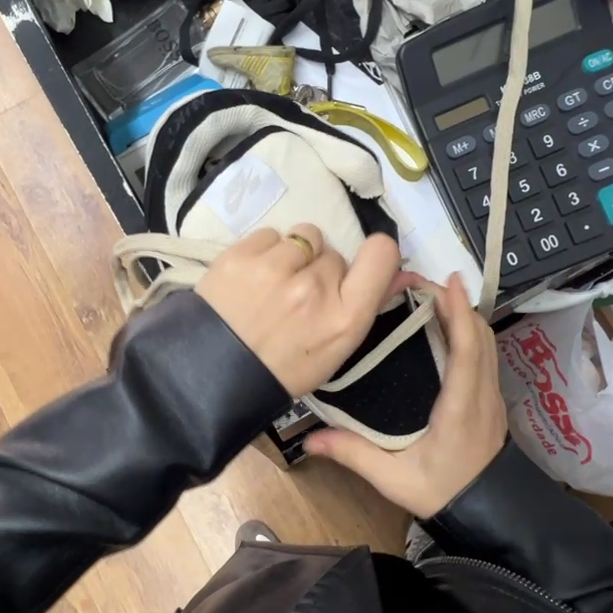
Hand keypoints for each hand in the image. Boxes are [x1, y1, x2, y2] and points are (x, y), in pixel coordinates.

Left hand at [197, 225, 401, 398]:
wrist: (212, 377)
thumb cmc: (281, 371)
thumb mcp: (334, 352)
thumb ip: (367, 306)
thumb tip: (400, 273)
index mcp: (345, 318)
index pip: (381, 254)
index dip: (375, 253)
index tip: (359, 264)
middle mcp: (316, 288)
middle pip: (333, 253)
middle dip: (319, 270)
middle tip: (296, 300)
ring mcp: (276, 269)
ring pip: (302, 237)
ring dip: (291, 256)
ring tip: (270, 286)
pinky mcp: (241, 256)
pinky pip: (268, 235)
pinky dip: (263, 252)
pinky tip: (250, 280)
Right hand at [304, 273, 506, 518]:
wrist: (488, 514)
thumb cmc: (442, 493)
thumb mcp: (394, 478)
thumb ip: (354, 454)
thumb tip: (310, 440)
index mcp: (460, 407)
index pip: (466, 350)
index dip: (459, 312)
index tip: (448, 281)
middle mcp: (481, 394)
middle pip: (479, 336)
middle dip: (455, 303)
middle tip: (420, 284)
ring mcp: (490, 396)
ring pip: (486, 344)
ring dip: (464, 316)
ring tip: (431, 299)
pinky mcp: (490, 401)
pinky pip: (485, 355)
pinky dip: (469, 333)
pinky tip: (446, 329)